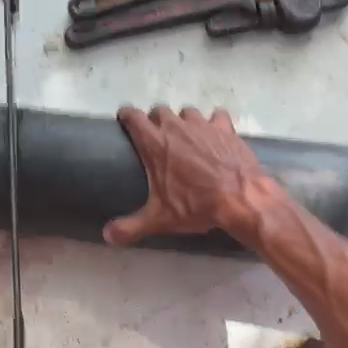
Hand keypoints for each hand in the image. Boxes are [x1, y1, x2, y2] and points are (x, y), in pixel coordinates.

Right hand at [103, 105, 277, 245]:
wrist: (240, 198)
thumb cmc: (196, 206)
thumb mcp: (159, 219)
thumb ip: (130, 227)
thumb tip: (107, 235)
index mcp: (155, 143)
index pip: (133, 116)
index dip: (127, 116)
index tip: (124, 121)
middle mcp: (176, 127)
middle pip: (160, 111)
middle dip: (156, 120)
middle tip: (157, 138)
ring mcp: (203, 124)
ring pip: (187, 112)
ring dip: (183, 121)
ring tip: (186, 138)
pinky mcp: (225, 128)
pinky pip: (216, 116)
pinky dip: (214, 123)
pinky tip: (215, 136)